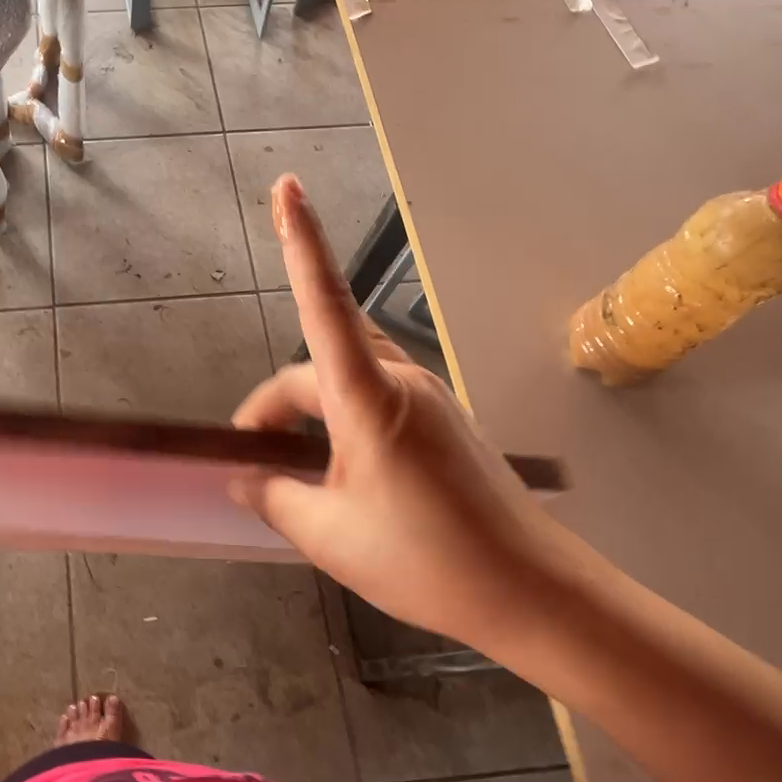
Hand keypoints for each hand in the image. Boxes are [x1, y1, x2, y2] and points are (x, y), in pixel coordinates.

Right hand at [230, 175, 562, 645]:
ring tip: (294, 476)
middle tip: (251, 465)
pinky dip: (341, 425)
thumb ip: (274, 498)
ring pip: (346, 381)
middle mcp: (400, 381)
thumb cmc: (427, 560)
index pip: (322, 302)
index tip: (287, 186)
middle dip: (275, 405)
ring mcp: (427, 399)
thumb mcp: (329, 536)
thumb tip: (245, 479)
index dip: (300, 241)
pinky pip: (375, 401)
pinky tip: (340, 479)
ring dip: (309, 414)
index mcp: (367, 398)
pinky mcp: (442, 421)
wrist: (536, 594)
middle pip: (317, 363)